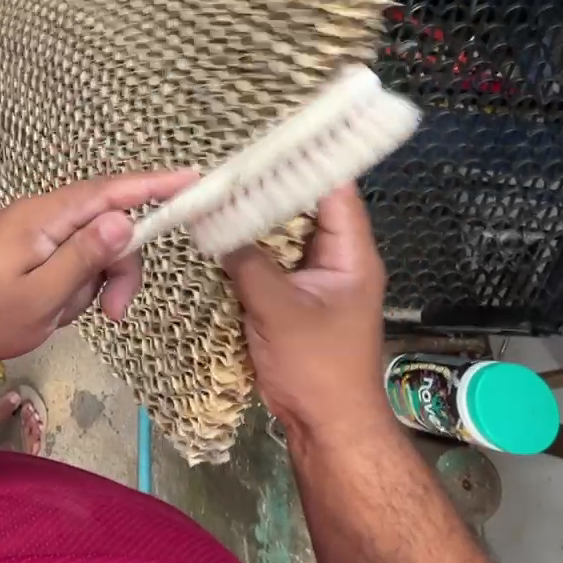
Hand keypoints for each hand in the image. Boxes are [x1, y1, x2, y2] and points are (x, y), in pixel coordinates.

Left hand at [0, 169, 197, 361]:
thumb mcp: (40, 295)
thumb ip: (84, 257)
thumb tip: (126, 220)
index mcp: (44, 216)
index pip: (109, 191)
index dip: (154, 184)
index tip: (194, 178)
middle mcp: (43, 215)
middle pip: (107, 226)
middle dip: (117, 268)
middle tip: (112, 313)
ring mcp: (37, 233)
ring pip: (93, 249)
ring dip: (91, 285)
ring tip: (62, 315)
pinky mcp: (34, 251)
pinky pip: (72, 262)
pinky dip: (74, 289)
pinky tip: (52, 310)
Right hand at [222, 183, 393, 440]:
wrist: (323, 424)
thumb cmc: (316, 367)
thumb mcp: (279, 309)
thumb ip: (247, 261)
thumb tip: (211, 222)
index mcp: (350, 255)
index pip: (335, 192)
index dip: (307, 161)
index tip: (269, 138)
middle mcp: (333, 258)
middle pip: (303, 206)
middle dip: (268, 184)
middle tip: (228, 161)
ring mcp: (310, 277)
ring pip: (281, 231)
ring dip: (252, 214)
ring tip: (216, 187)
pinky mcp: (288, 293)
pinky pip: (267, 255)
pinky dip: (244, 242)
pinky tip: (216, 229)